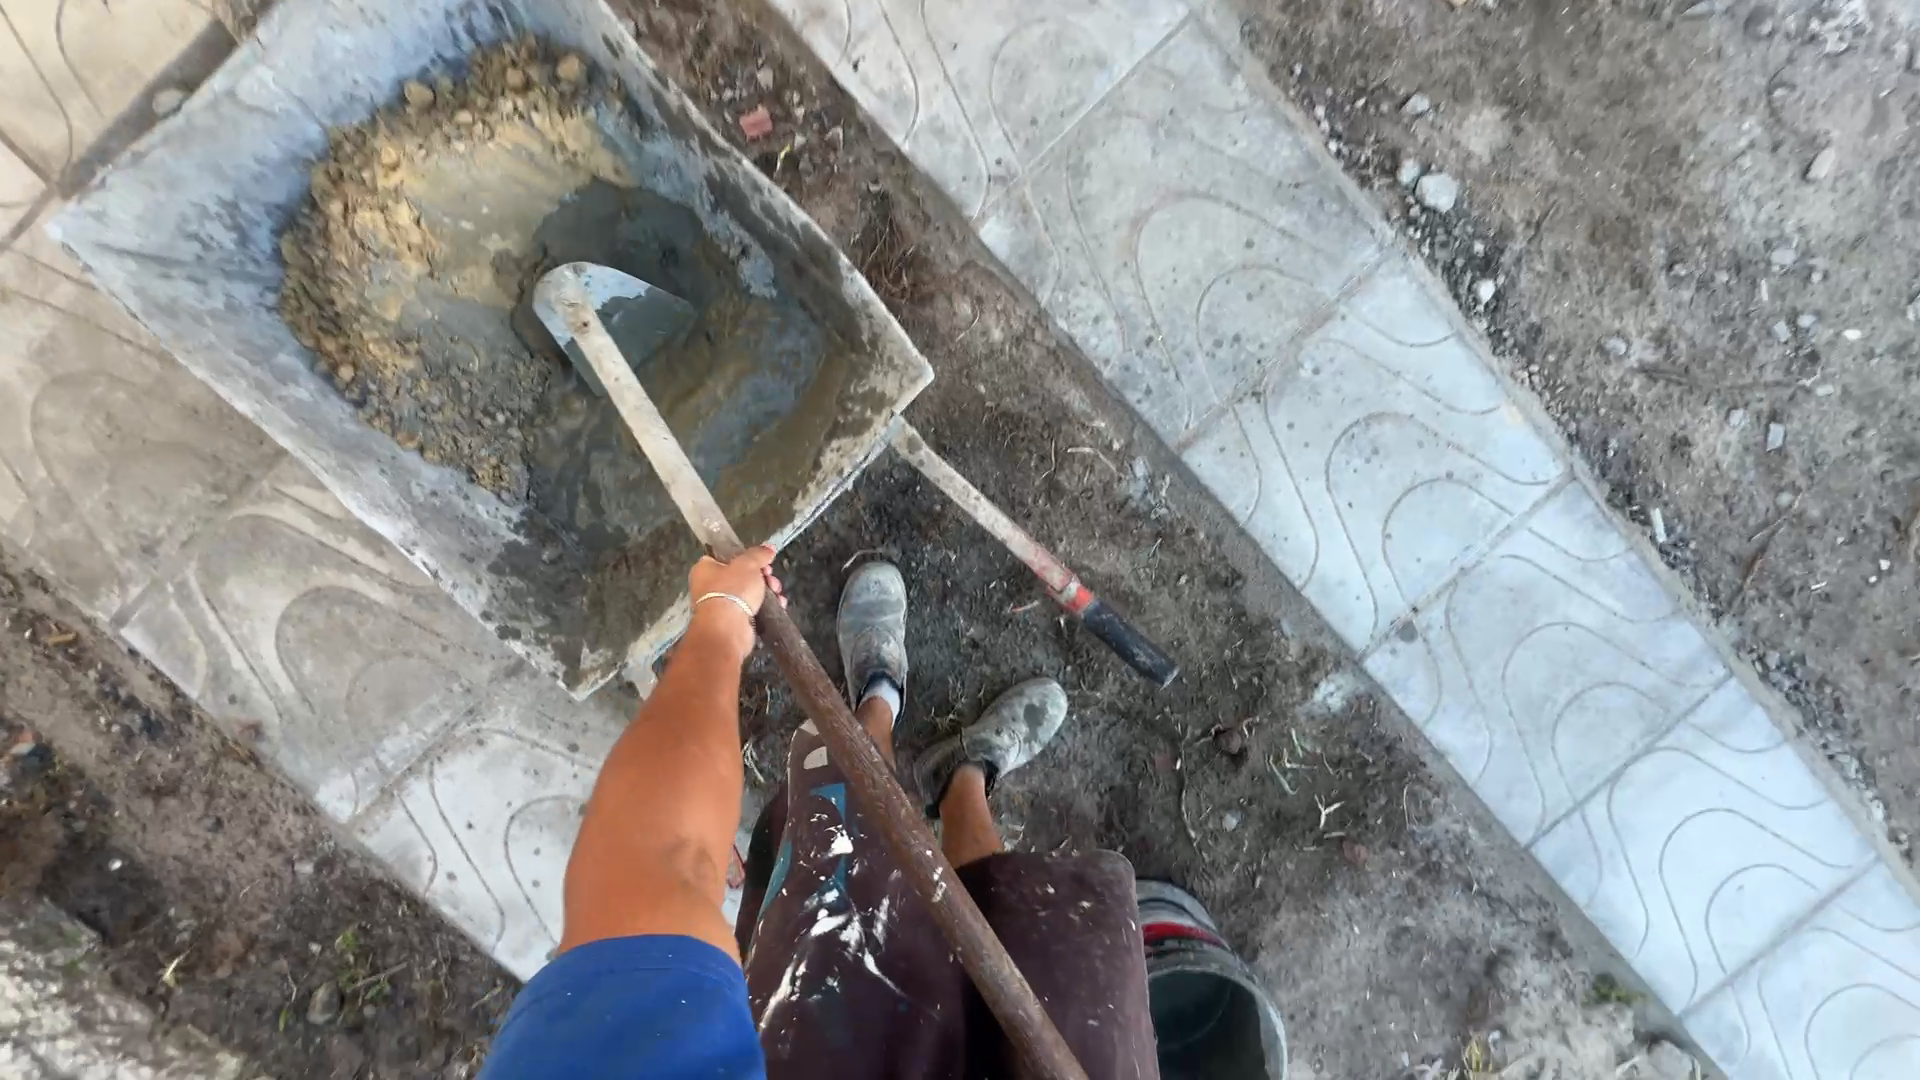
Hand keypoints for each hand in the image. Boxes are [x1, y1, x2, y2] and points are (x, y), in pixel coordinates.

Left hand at [687, 545, 784, 656]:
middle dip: (762, 576)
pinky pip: (752, 609)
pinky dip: (765, 606)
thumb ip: (759, 554)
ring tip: (777, 593)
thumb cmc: (732, 590)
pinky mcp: (732, 621)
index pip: (725, 556)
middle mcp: (709, 587)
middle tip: (770, 577)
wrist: (727, 628)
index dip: (746, 556)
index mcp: (704, 568)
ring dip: (767, 591)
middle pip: (741, 575)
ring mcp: (720, 605)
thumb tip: (768, 548)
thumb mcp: (748, 564)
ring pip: (749, 593)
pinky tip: (778, 604)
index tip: (761, 560)